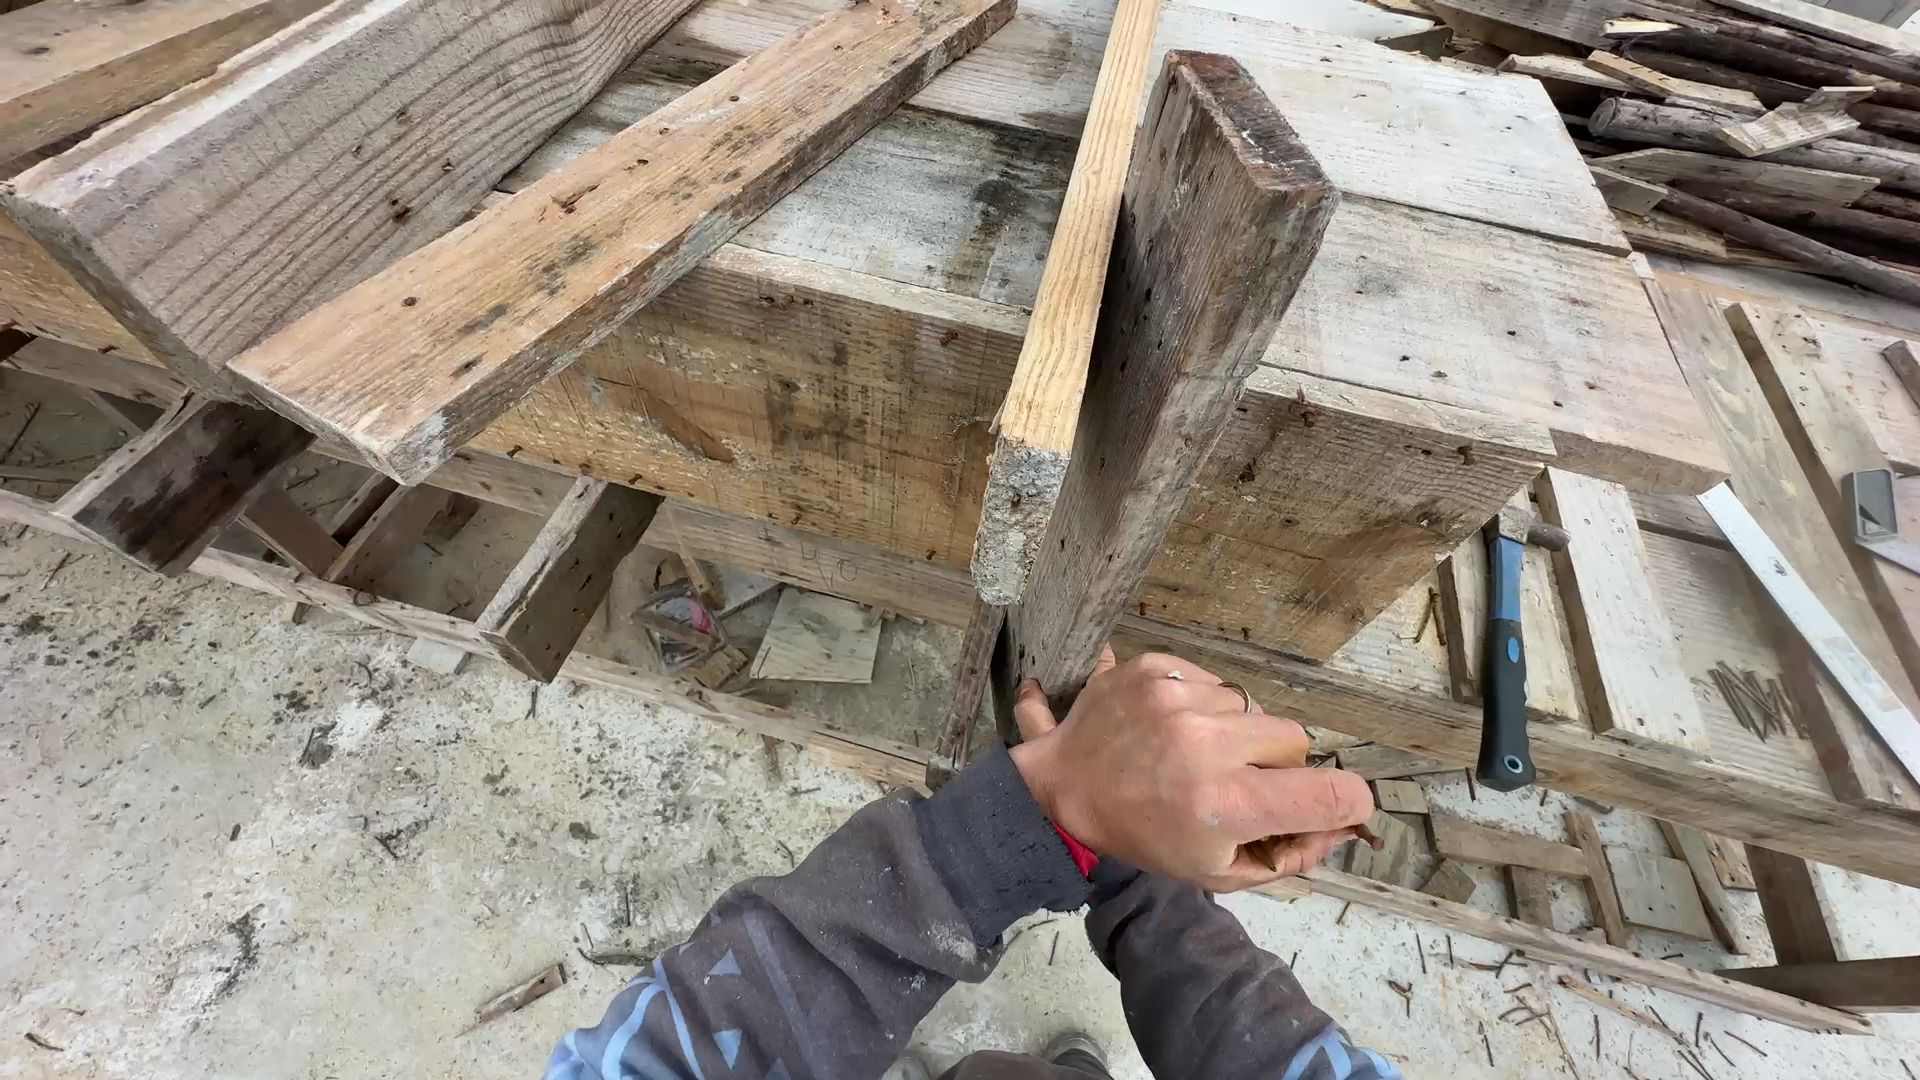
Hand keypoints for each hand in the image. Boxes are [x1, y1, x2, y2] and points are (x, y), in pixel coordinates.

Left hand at [1007, 648, 1373, 891]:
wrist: (1063, 787)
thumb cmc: (1141, 836)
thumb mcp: (1216, 871)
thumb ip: (1289, 855)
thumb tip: (1342, 823)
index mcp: (1226, 802)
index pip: (1335, 793)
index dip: (1346, 802)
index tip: (1327, 804)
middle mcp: (1207, 741)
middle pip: (1294, 738)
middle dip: (1276, 763)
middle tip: (1235, 778)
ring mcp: (1178, 697)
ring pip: (1251, 706)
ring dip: (1235, 730)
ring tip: (1194, 750)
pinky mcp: (1155, 667)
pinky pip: (1215, 681)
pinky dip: (1205, 703)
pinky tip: (1174, 723)